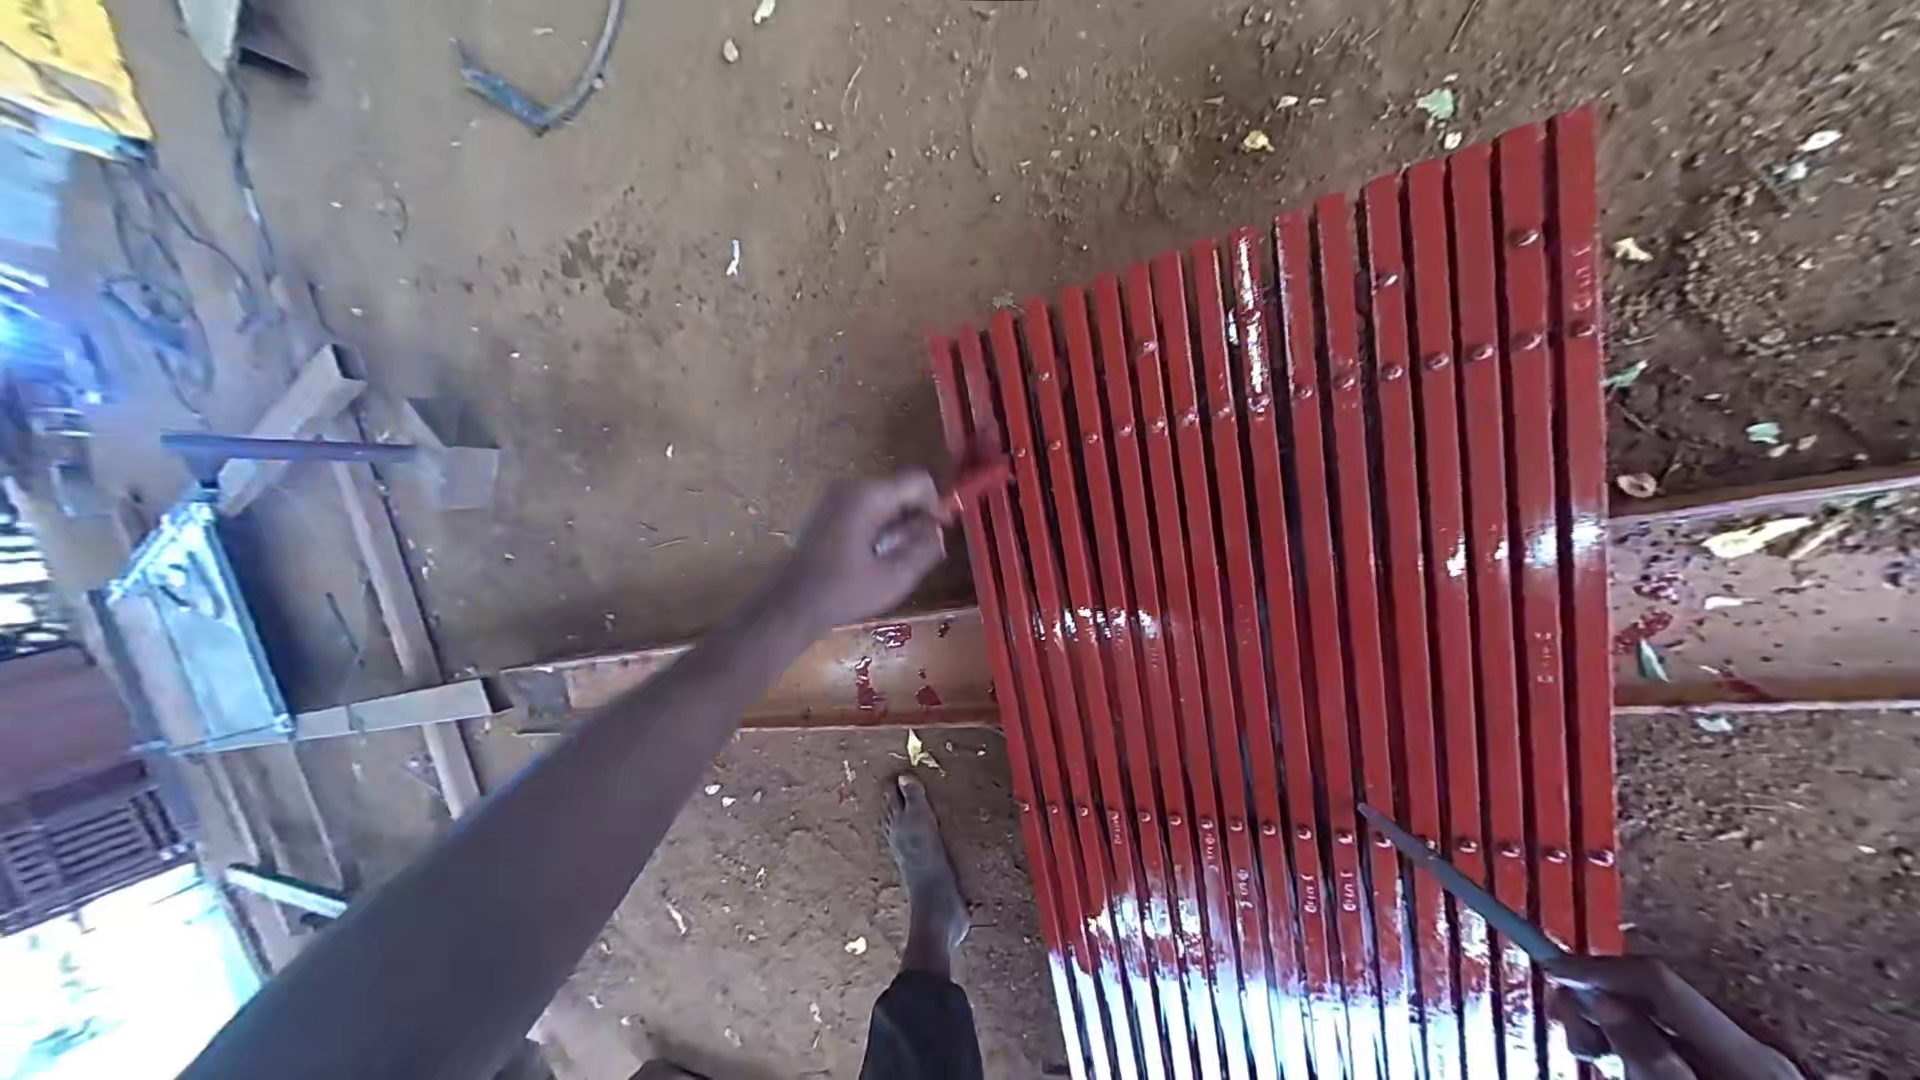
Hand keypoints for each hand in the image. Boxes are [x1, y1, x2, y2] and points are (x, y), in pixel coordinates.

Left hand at [772, 470, 947, 629]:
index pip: (919, 481)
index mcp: (868, 496)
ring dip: (899, 524)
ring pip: (886, 499)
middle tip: (917, 552)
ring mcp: (836, 496)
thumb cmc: (843, 592)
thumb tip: (940, 531)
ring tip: (894, 557)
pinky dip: (880, 525)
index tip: (939, 533)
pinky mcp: (829, 509)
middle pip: (901, 489)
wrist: (792, 604)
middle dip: (916, 517)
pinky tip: (875, 555)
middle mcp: (851, 486)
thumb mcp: (895, 577)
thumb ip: (926, 549)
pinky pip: (867, 507)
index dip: (936, 504)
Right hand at [1547, 956, 1804, 1079]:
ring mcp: (1753, 1064)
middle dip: (1602, 1000)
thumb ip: (1646, 1058)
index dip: (1597, 968)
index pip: (1658, 982)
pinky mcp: (1740, 1073)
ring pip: (1661, 1015)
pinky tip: (1624, 1062)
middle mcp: (1755, 1050)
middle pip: (1657, 994)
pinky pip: (1675, 1037)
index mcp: (1747, 1056)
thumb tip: (1600, 1000)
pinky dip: (1638, 1039)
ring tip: (1595, 1052)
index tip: (1549, 969)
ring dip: (1615, 1022)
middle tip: (1574, 1032)